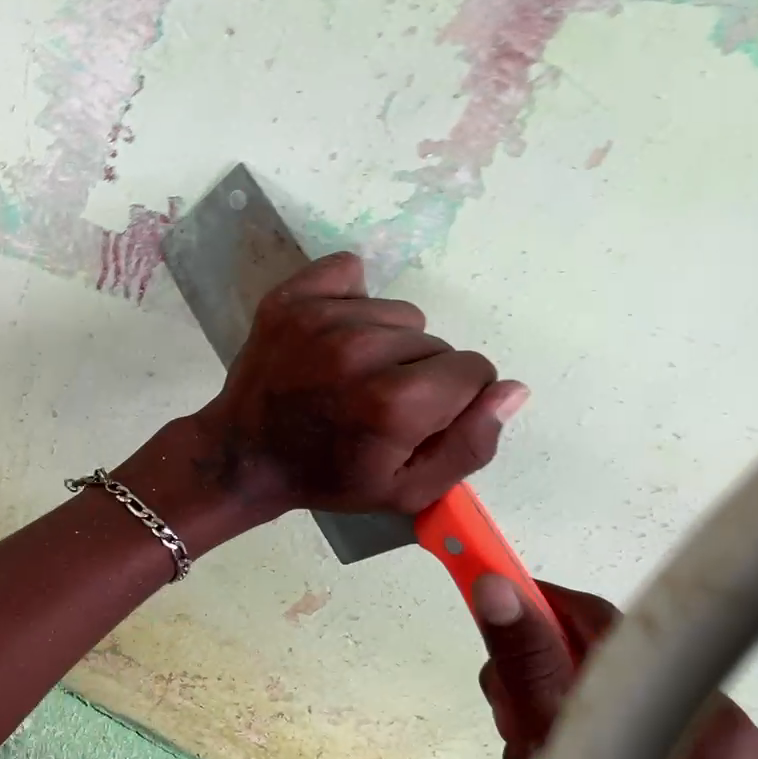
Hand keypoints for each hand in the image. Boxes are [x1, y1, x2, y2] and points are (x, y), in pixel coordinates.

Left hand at [155, 251, 526, 519]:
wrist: (245, 453)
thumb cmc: (330, 475)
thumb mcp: (410, 488)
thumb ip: (472, 443)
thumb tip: (512, 390)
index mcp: (394, 401)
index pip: (472, 369)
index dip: (454, 395)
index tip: (417, 415)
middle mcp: (358, 348)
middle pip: (431, 340)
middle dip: (419, 370)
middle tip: (374, 398)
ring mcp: (317, 318)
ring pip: (396, 312)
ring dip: (386, 337)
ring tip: (349, 371)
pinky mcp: (287, 298)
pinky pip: (347, 269)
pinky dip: (349, 295)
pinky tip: (333, 331)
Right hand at [474, 576, 757, 758]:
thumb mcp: (552, 748)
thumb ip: (525, 665)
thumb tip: (497, 591)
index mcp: (699, 709)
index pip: (593, 612)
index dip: (528, 601)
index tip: (478, 576)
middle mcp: (724, 722)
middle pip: (596, 650)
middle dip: (535, 671)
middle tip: (511, 711)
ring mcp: (724, 752)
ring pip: (604, 685)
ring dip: (553, 705)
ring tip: (537, 752)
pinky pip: (628, 716)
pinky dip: (585, 728)